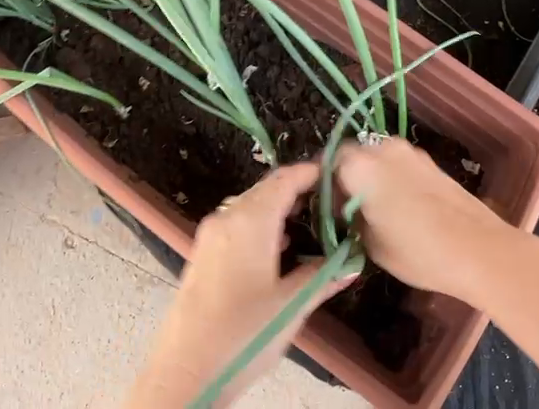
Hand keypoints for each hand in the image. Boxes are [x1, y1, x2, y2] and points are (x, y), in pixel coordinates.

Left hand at [125, 163, 353, 407]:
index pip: (283, 180)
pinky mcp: (202, 254)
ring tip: (306, 220)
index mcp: (251, 220)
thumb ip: (322, 278)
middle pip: (264, 190)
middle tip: (324, 196)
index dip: (307, 172)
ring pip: (248, 206)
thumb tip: (351, 263)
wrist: (186, 368)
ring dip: (275, 207)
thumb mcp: (292, 306)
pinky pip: (235, 224)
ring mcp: (210, 235)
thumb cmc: (245, 333)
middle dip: (293, 189)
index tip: (330, 170)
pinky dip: (258, 224)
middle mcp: (227, 218)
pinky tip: (275, 245)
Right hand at [336, 138, 515, 299]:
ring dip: (371, 177)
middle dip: (347, 178)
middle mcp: (381, 148)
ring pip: (376, 158)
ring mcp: (408, 152)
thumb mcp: (371, 246)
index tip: (328, 210)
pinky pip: (397, 164)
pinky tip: (401, 207)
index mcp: (359, 166)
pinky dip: (392, 178)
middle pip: (352, 156)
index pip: (326, 164)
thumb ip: (352, 221)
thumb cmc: (418, 251)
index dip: (324, 187)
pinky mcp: (429, 161)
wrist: (480, 250)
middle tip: (349, 211)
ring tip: (377, 210)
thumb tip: (349, 212)